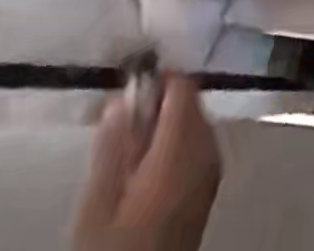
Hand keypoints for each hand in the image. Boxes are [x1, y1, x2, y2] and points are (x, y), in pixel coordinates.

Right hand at [74, 76, 221, 250]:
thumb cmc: (116, 246)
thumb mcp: (99, 204)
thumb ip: (112, 147)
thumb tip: (119, 99)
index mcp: (182, 147)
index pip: (184, 89)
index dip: (160, 80)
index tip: (131, 82)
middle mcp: (208, 147)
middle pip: (192, 103)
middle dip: (161, 102)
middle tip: (122, 118)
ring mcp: (214, 163)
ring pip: (196, 120)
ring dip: (169, 121)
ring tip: (129, 144)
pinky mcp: (212, 179)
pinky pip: (199, 141)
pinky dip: (178, 139)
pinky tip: (148, 162)